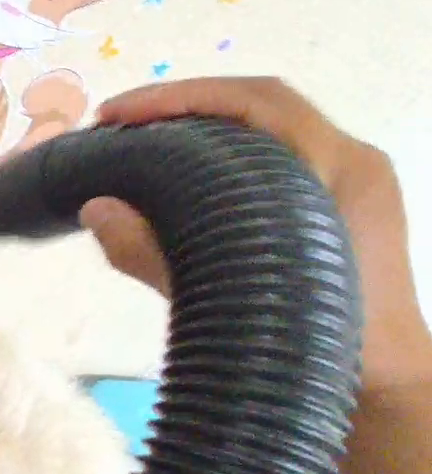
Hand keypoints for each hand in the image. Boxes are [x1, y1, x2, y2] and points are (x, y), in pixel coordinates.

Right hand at [81, 76, 431, 391]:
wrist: (378, 377)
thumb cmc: (313, 336)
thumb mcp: (222, 293)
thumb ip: (153, 253)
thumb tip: (94, 209)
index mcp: (339, 170)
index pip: (258, 102)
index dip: (181, 97)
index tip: (115, 115)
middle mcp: (348, 161)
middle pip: (257, 103)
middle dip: (178, 104)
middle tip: (111, 124)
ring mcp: (343, 180)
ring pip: (259, 127)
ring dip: (191, 126)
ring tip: (130, 144)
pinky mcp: (327, 203)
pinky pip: (263, 156)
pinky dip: (208, 153)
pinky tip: (168, 175)